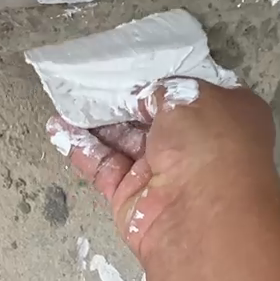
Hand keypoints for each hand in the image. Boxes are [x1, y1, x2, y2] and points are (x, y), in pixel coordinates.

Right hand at [47, 78, 279, 259]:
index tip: (129, 64)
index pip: (185, 92)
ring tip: (66, 99)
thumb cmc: (209, 145)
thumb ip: (160, 91)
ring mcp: (158, 173)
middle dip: (120, 100)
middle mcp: (191, 145)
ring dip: (94, 121)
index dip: (157, 80)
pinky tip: (58, 129)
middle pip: (147, 117)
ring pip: (120, 141)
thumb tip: (142, 95)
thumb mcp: (190, 97)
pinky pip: (102, 166)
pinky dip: (80, 148)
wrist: (198, 216)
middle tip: (88, 79)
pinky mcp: (129, 195)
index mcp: (221, 116)